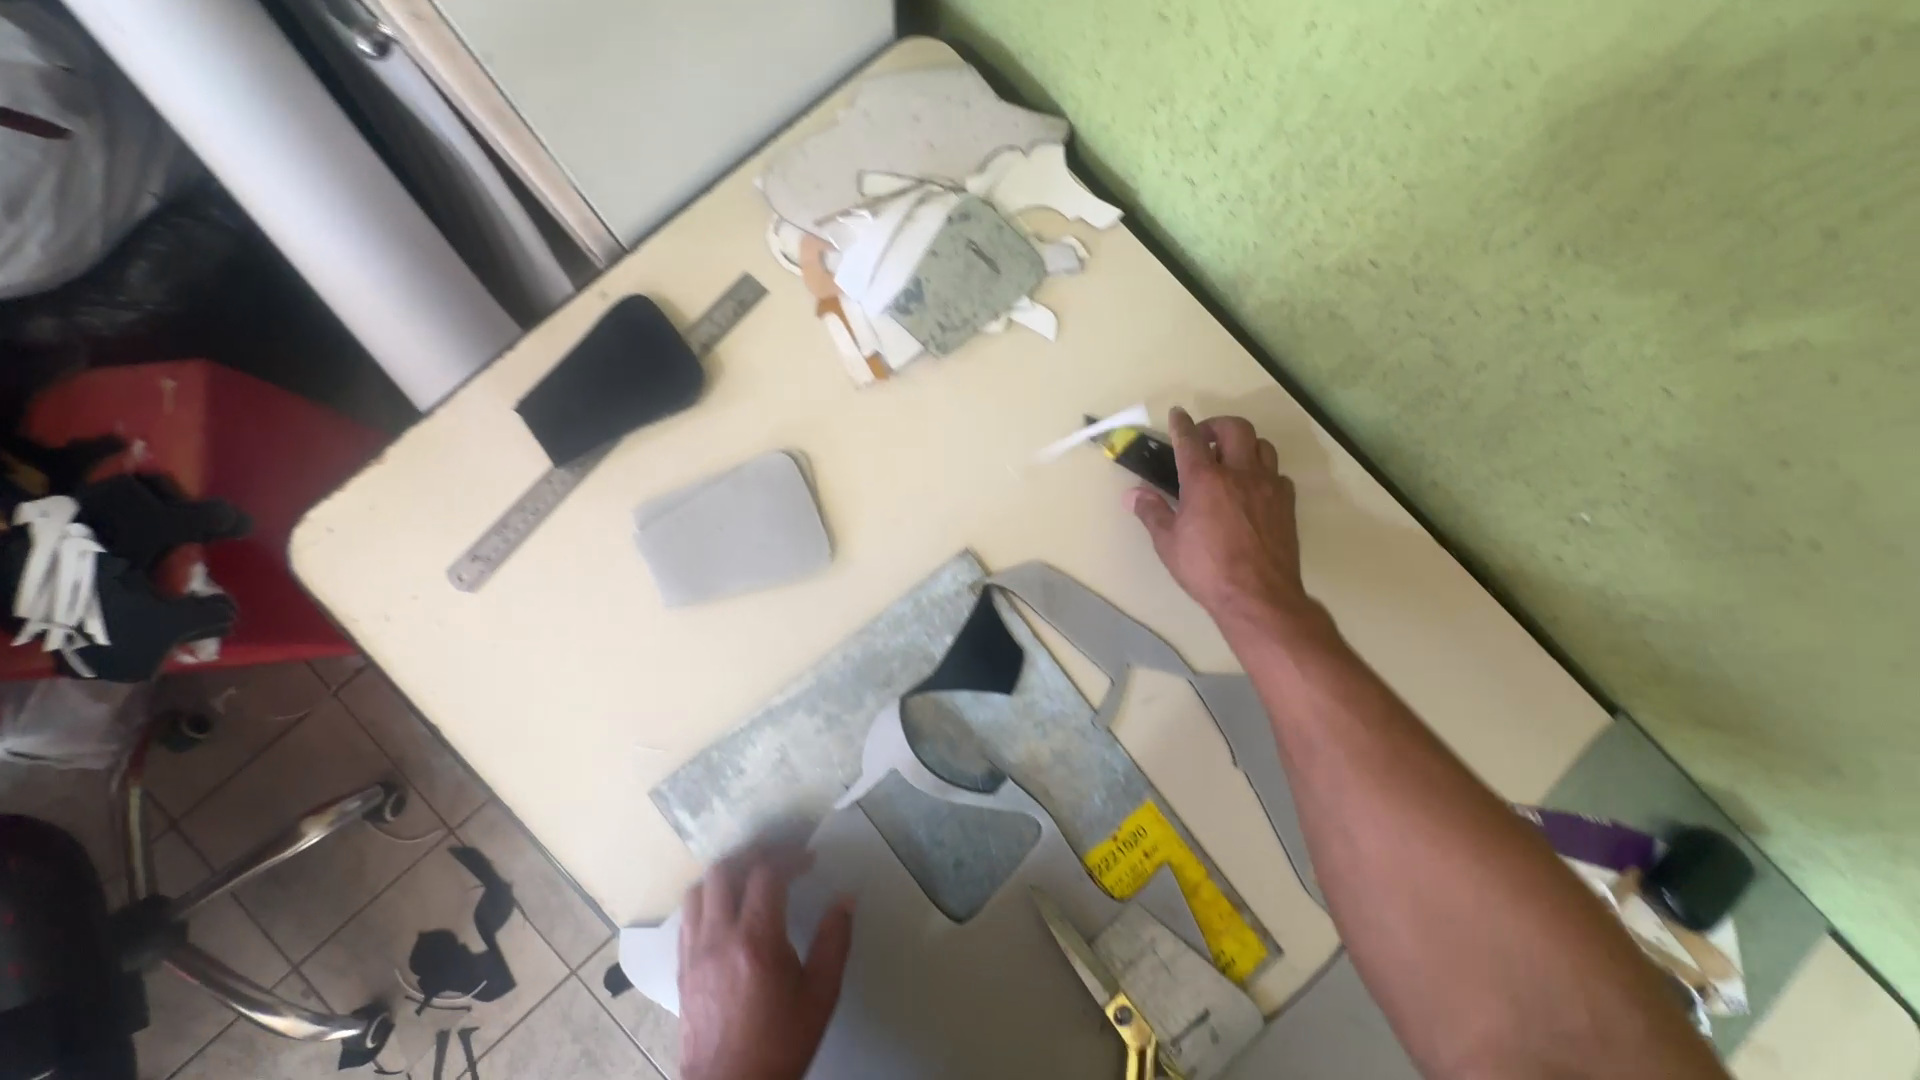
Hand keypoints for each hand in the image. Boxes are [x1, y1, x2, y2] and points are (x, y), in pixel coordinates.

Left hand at [678, 850, 854, 1079]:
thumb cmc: (782, 1042)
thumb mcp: (821, 994)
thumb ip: (834, 941)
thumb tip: (845, 900)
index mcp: (756, 939)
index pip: (767, 873)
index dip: (790, 856)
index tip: (809, 859)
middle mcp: (719, 936)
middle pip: (725, 870)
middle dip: (754, 854)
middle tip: (779, 857)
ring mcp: (694, 951)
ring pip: (699, 889)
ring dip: (726, 874)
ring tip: (750, 878)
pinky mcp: (681, 968)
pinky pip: (688, 917)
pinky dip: (708, 900)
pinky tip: (727, 911)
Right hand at [1130, 408, 1316, 631]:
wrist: (1258, 595)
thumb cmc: (1206, 569)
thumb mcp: (1168, 543)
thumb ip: (1152, 512)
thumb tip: (1132, 494)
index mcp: (1204, 480)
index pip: (1190, 440)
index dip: (1181, 424)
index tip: (1177, 415)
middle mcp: (1239, 473)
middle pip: (1235, 429)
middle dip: (1217, 425)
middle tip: (1205, 439)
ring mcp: (1267, 486)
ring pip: (1262, 446)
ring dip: (1245, 445)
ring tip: (1231, 459)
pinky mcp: (1286, 503)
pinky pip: (1277, 474)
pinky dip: (1263, 473)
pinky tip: (1253, 489)